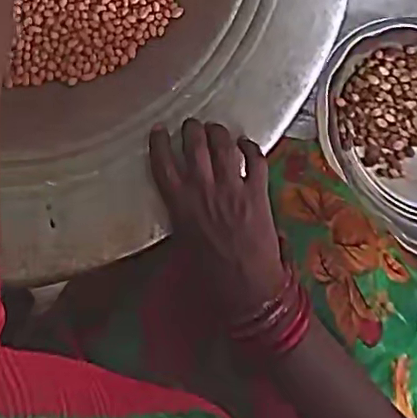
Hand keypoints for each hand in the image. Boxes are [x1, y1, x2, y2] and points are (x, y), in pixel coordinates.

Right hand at [149, 119, 286, 320]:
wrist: (249, 291)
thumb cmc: (210, 273)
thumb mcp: (183, 240)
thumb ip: (180, 210)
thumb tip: (179, 193)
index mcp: (180, 202)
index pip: (162, 161)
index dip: (158, 141)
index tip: (159, 129)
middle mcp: (204, 188)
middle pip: (194, 142)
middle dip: (192, 128)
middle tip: (192, 126)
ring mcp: (232, 187)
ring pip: (223, 144)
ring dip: (218, 132)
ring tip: (215, 130)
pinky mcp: (257, 191)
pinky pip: (255, 159)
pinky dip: (250, 147)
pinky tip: (245, 144)